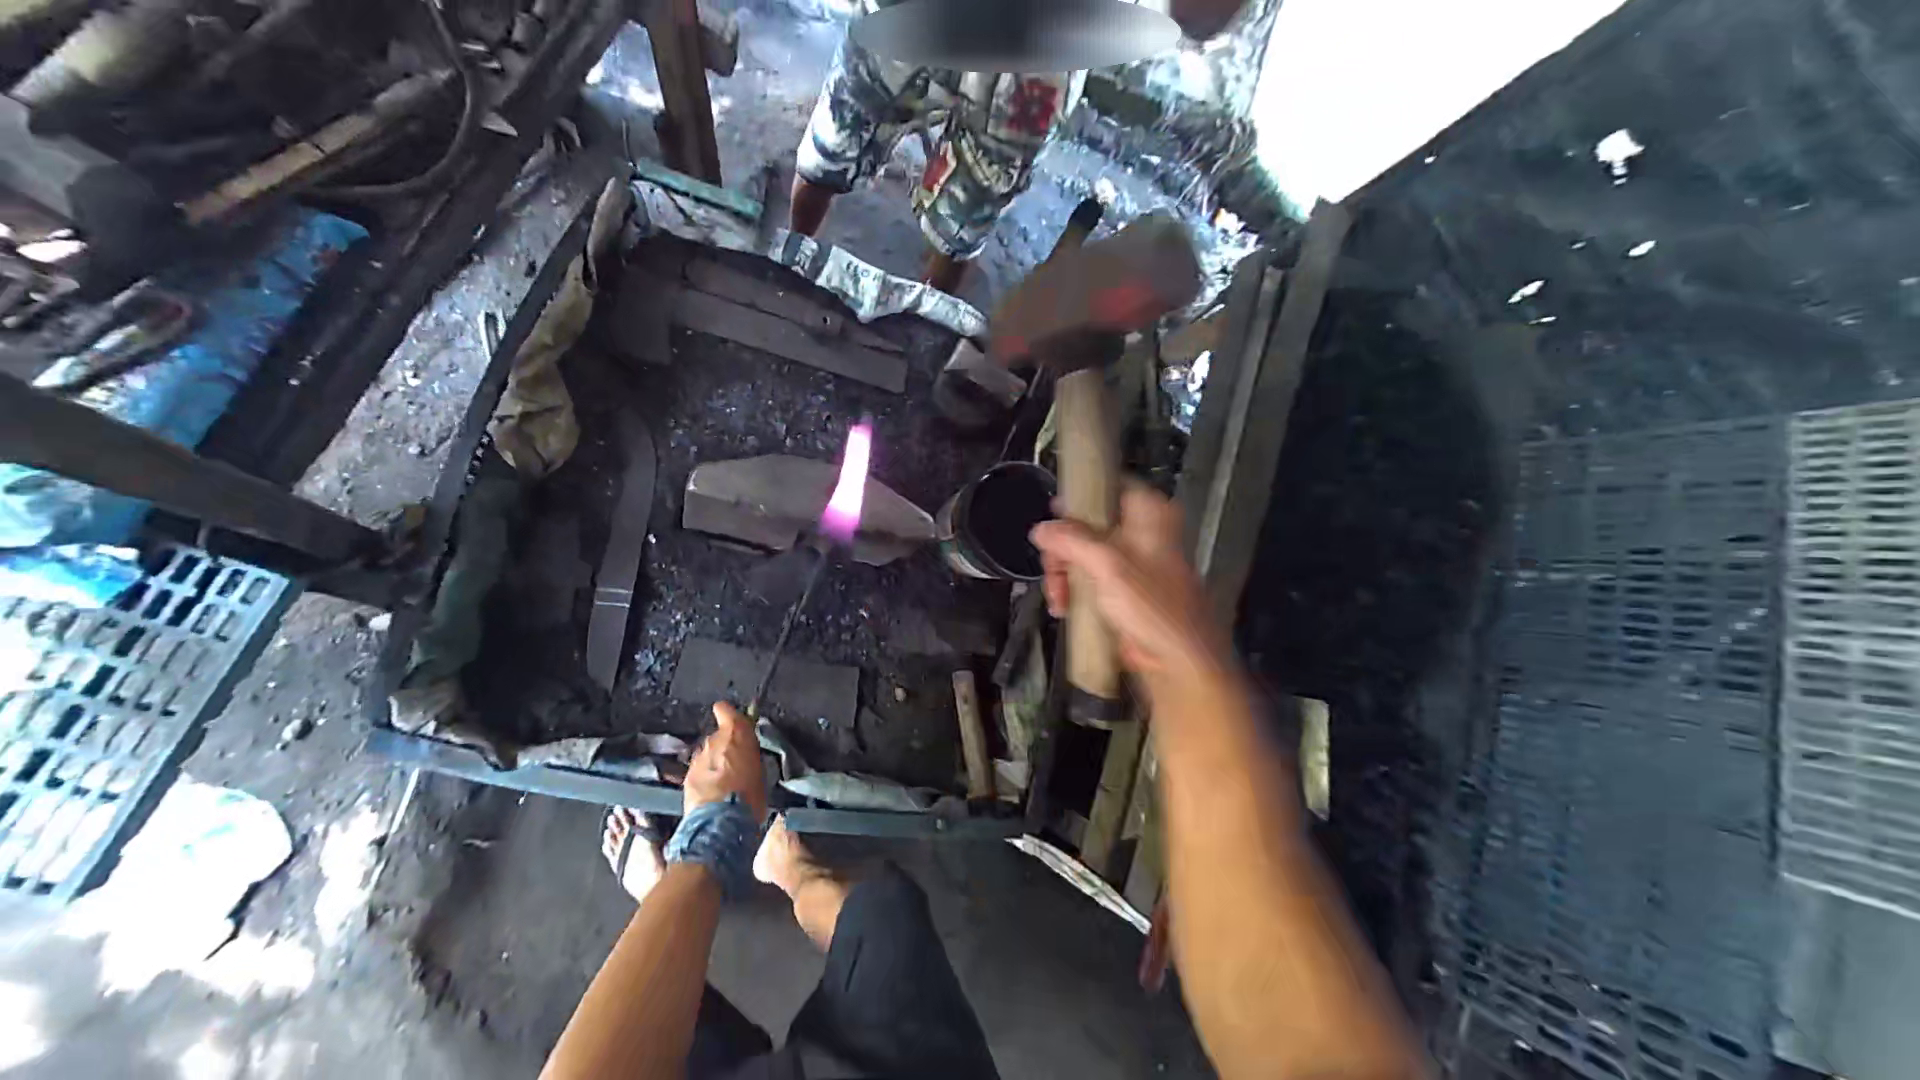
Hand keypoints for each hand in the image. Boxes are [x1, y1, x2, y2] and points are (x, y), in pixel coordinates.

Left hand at [684, 702, 766, 818]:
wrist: (722, 822)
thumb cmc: (750, 794)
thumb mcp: (760, 770)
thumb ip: (748, 754)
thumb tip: (745, 754)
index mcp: (736, 734)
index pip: (725, 710)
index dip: (727, 714)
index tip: (734, 723)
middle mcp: (714, 741)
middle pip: (718, 737)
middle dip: (724, 748)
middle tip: (735, 766)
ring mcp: (698, 759)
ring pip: (707, 755)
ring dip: (713, 764)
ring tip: (723, 784)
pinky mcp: (686, 777)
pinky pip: (699, 771)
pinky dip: (704, 778)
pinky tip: (712, 794)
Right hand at [1030, 483, 1232, 688]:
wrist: (1179, 662)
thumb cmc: (1151, 607)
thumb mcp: (1108, 566)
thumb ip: (1070, 541)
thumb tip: (1040, 528)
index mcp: (1150, 514)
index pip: (1111, 486)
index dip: (1081, 496)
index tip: (1053, 511)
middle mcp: (1143, 533)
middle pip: (1089, 524)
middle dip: (1064, 549)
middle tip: (1052, 570)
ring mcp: (1134, 564)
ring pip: (1085, 554)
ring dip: (1065, 574)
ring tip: (1058, 599)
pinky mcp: (1125, 592)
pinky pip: (1091, 580)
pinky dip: (1075, 590)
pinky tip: (1064, 608)